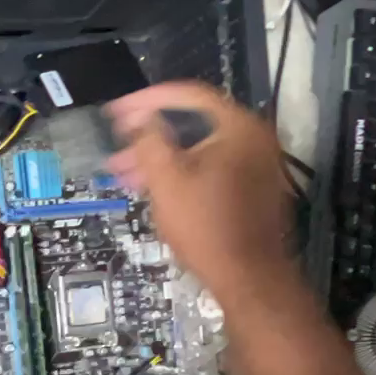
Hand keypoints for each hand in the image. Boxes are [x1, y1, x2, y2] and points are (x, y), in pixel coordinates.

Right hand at [103, 82, 301, 311]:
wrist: (247, 278)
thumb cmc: (207, 230)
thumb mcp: (167, 182)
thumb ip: (149, 140)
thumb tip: (140, 118)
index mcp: (238, 127)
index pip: (188, 95)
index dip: (147, 101)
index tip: (118, 112)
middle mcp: (254, 139)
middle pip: (193, 125)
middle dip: (150, 138)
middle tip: (118, 148)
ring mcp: (257, 166)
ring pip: (199, 151)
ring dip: (161, 160)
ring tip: (128, 175)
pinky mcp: (252, 190)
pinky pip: (211, 170)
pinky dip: (183, 174)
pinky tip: (155, 190)